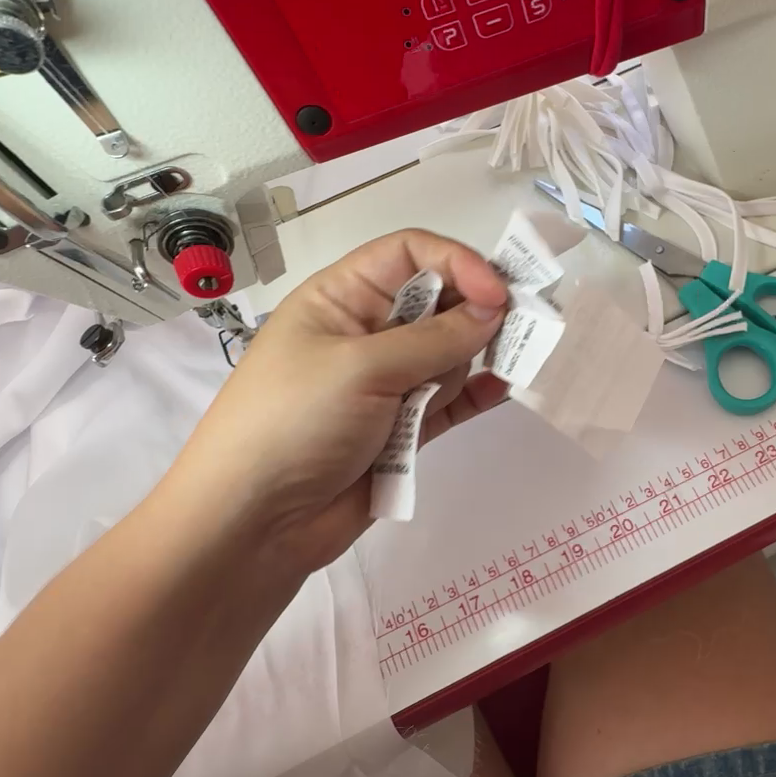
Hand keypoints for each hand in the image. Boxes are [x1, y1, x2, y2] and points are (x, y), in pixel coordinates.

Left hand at [164, 230, 508, 573]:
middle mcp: (369, 334)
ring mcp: (389, 384)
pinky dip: (477, 394)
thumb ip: (435, 339)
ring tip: (490, 371)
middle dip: (476, 311)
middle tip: (519, 326)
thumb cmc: (295, 422)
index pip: (410, 254)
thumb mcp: (362, 367)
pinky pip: (452, 401)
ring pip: (451, 354)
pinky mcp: (406, 429)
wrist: (257, 522)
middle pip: (439, 303)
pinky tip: (500, 389)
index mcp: (343, 299)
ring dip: (472, 360)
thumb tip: (493, 312)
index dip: (458, 262)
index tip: (498, 294)